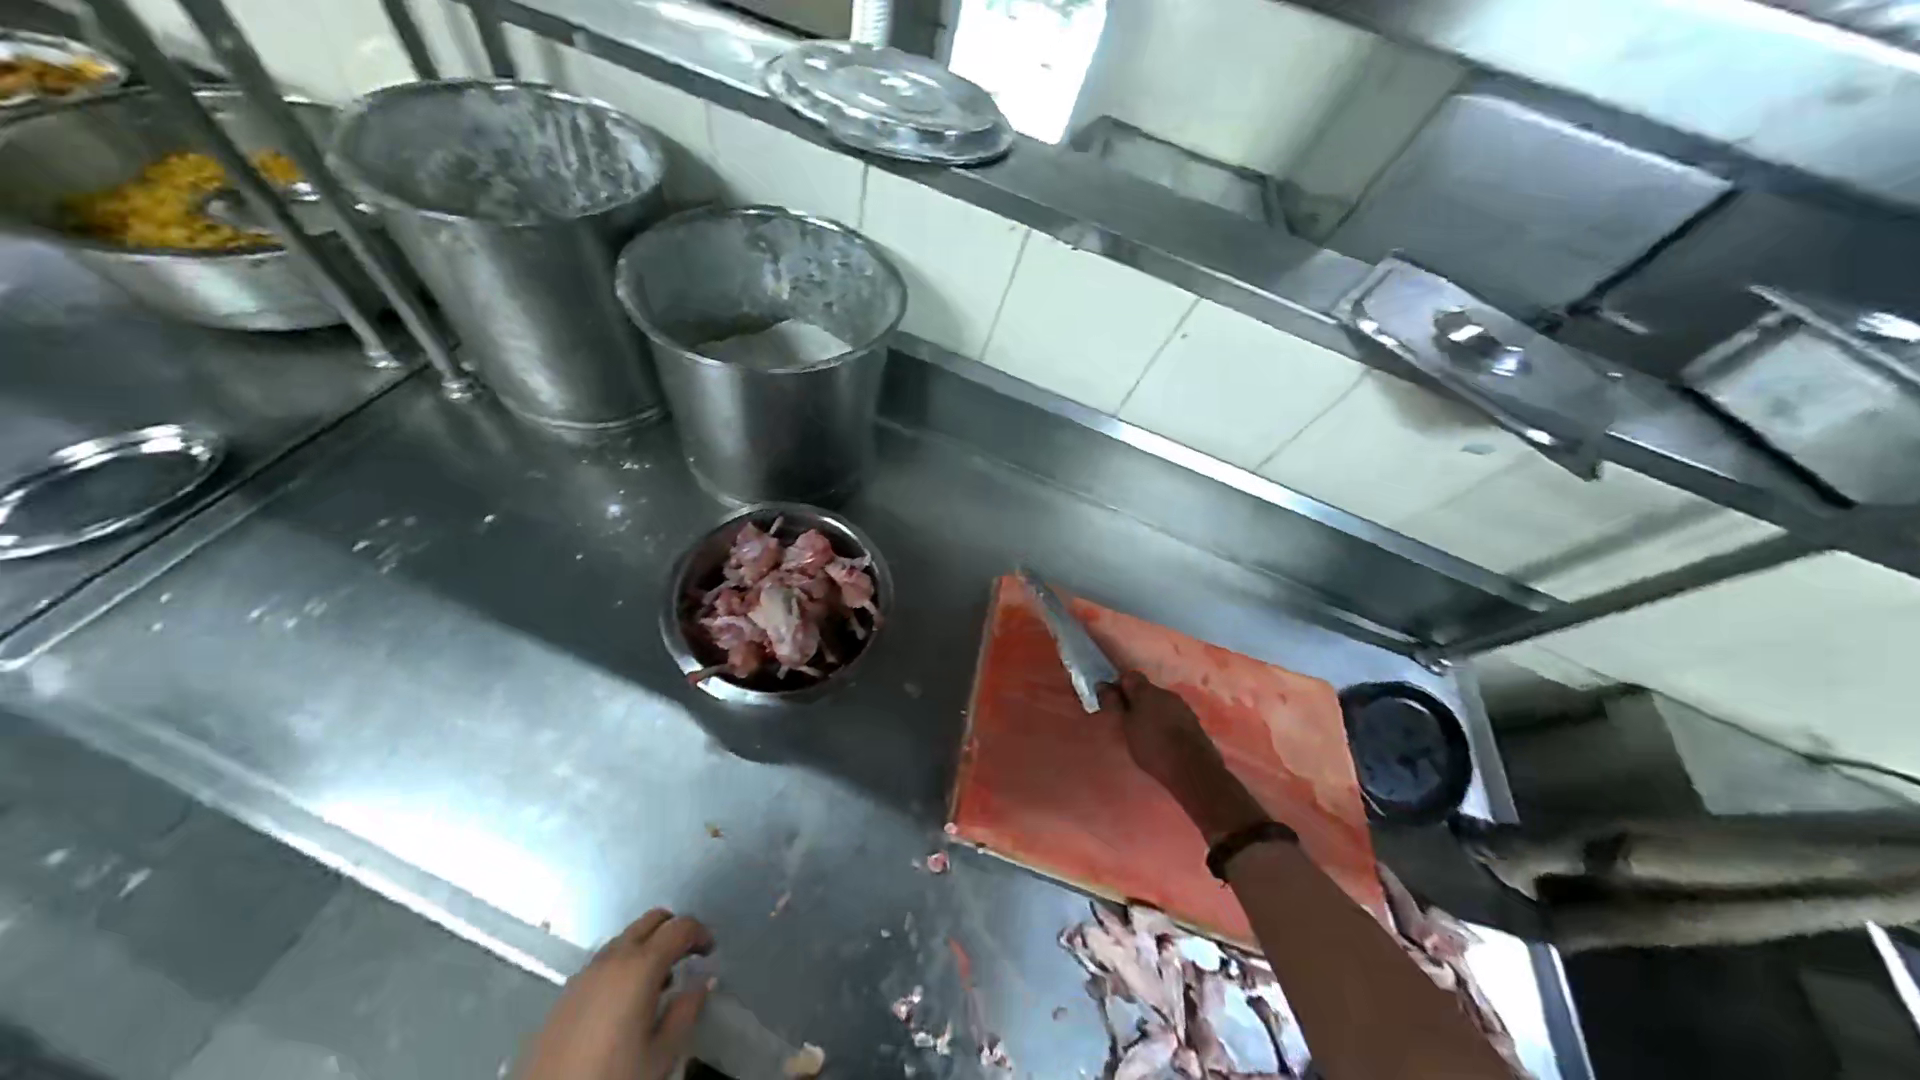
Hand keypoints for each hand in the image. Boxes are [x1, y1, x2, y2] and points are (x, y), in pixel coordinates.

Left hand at [517, 910, 713, 1079]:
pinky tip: (627, 998)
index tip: (710, 952)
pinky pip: (605, 959)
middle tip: (689, 956)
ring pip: (627, 937)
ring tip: (660, 980)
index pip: (680, 927)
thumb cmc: (613, 1078)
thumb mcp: (662, 1053)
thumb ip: (687, 1010)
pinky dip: (625, 961)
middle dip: (675, 929)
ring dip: (649, 944)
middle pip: (651, 919)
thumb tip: (703, 982)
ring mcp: (586, 972)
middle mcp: (613, 958)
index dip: (700, 933)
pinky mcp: (567, 991)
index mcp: (641, 966)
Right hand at [1099, 670, 1269, 842]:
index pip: (1129, 676)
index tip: (1113, 704)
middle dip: (1136, 702)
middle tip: (1127, 722)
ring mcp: (1184, 708)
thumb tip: (1103, 685)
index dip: (1119, 687)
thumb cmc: (1153, 745)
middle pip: (1147, 691)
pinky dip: (1166, 724)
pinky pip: (1174, 717)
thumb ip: (1114, 704)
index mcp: (1148, 691)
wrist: (1193, 769)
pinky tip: (1164, 742)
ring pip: (1161, 704)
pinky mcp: (1194, 723)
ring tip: (1146, 735)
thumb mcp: (1126, 726)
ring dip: (1152, 714)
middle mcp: (1167, 693)